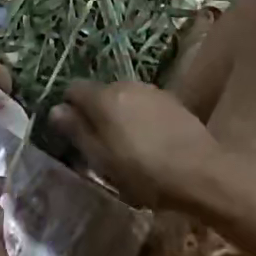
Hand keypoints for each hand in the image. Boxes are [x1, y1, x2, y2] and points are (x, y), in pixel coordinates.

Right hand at [48, 80, 224, 209]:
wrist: (200, 171)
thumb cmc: (144, 172)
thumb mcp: (102, 160)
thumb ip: (77, 131)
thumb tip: (55, 110)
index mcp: (103, 97)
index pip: (73, 89)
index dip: (69, 110)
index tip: (73, 135)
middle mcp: (125, 84)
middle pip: (99, 93)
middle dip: (95, 114)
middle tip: (99, 147)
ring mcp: (150, 89)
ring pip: (122, 98)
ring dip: (118, 116)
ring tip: (125, 148)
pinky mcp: (169, 99)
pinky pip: (142, 104)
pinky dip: (139, 118)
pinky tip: (148, 143)